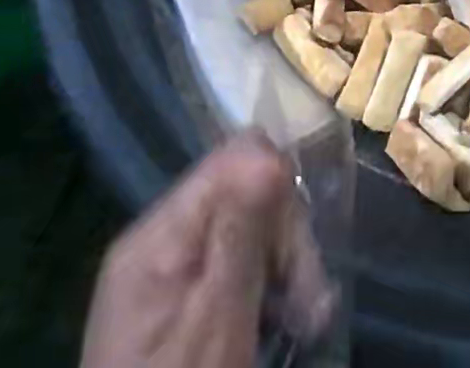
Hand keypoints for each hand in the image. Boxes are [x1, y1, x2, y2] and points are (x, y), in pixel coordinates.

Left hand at [81, 133, 332, 367]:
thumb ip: (240, 232)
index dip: (278, 185)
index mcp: (159, 234)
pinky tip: (291, 314)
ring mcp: (173, 263)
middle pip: (249, 192)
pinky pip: (244, 257)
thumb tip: (268, 151)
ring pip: (256, 226)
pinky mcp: (187, 288)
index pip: (235, 158)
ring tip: (308, 315)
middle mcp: (163, 236)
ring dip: (292, 264)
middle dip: (290, 237)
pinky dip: (275, 281)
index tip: (297, 240)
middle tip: (310, 298)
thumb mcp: (216, 318)